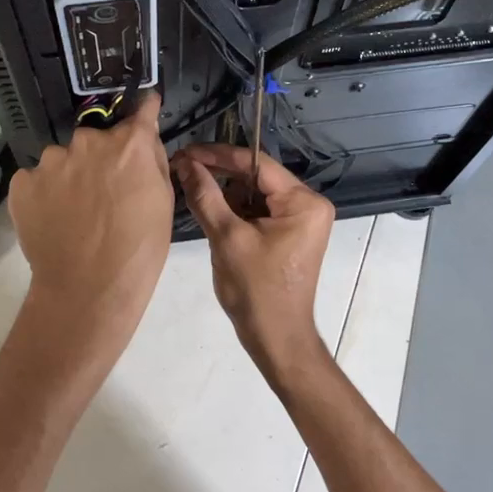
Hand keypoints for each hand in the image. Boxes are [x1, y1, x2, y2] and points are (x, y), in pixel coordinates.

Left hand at [8, 92, 173, 354]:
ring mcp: (51, 161)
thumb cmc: (139, 249)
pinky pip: (36, 180)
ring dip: (69, 175)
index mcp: (128, 144)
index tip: (146, 106)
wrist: (88, 290)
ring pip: (63, 159)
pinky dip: (43, 194)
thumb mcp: (163, 202)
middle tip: (103, 193)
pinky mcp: (23, 183)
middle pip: (96, 140)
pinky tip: (53, 220)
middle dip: (100, 158)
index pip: (141, 110)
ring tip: (74, 212)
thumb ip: (153, 161)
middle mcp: (88, 141)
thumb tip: (146, 138)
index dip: (145, 110)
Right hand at [172, 142, 334, 377]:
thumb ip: (206, 196)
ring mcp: (302, 220)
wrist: (276, 340)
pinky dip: (236, 211)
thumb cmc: (256, 291)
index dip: (219, 155)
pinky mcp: (290, 234)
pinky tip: (213, 215)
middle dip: (220, 175)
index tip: (186, 151)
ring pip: (255, 193)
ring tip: (194, 193)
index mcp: (304, 202)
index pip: (257, 163)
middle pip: (257, 176)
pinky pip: (259, 210)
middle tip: (183, 169)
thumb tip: (184, 162)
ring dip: (226, 194)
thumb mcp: (227, 239)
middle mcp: (309, 205)